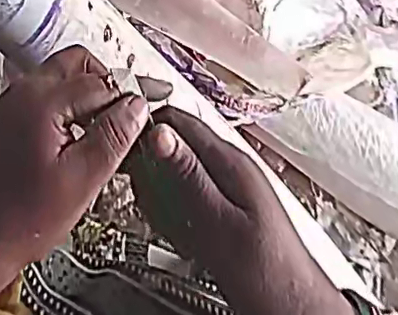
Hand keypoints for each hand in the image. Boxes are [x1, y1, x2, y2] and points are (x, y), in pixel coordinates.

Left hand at [0, 46, 150, 273]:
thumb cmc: (25, 214)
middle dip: (107, 81)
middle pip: (76, 61)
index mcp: (42, 100)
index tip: (149, 107)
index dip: (129, 96)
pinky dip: (69, 101)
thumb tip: (136, 108)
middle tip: (129, 111)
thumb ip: (113, 137)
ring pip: (61, 72)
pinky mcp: (12, 110)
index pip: (98, 82)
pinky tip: (82, 132)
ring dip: (88, 90)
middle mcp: (25, 90)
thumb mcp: (83, 179)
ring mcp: (15, 98)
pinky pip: (47, 89)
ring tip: (109, 126)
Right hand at [129, 107, 350, 314]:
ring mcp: (228, 188)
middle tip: (148, 198)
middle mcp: (229, 168)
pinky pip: (187, 195)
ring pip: (176, 170)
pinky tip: (180, 234)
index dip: (145, 129)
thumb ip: (188, 175)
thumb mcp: (220, 224)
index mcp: (230, 162)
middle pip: (173, 143)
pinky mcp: (225, 210)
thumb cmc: (271, 279)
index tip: (126, 151)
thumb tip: (158, 131)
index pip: (176, 118)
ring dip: (162, 192)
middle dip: (152, 168)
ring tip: (166, 221)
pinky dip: (175, 210)